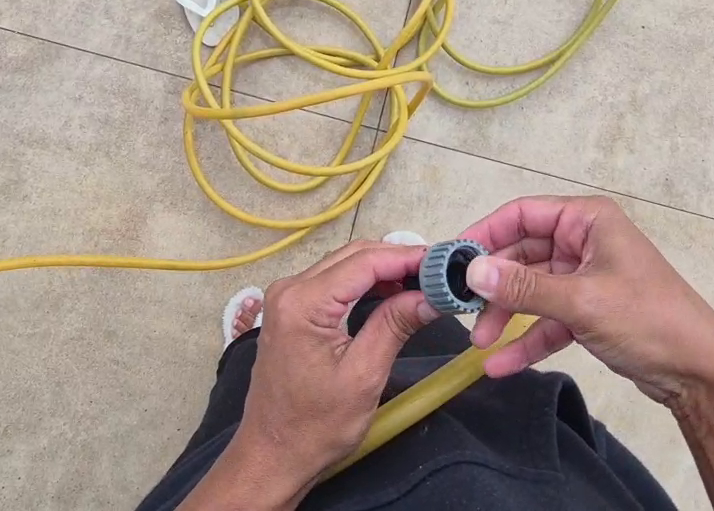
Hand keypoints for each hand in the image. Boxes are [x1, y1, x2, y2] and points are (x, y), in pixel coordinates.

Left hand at [227, 241, 438, 495]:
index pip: (363, 262)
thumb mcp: (364, 376)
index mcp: (303, 302)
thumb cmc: (315, 427)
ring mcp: (288, 295)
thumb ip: (395, 326)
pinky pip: (334, 280)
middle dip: (397, 259)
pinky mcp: (292, 307)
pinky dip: (365, 282)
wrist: (271, 457)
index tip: (442, 262)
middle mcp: (290, 287)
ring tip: (422, 281)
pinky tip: (392, 293)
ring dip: (383, 268)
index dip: (406, 257)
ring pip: (345, 264)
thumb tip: (432, 294)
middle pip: (353, 255)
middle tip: (437, 271)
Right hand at [460, 195, 713, 404]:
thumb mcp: (581, 301)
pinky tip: (501, 363)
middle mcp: (584, 241)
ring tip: (478, 341)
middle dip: (494, 283)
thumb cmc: (648, 319)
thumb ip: (523, 286)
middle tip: (460, 307)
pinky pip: (548, 319)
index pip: (523, 214)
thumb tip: (471, 270)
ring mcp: (586, 277)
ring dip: (505, 314)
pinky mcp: (590, 311)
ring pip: (532, 289)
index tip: (453, 257)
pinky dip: (527, 338)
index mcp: (587, 220)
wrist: (703, 376)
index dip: (486, 232)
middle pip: (523, 254)